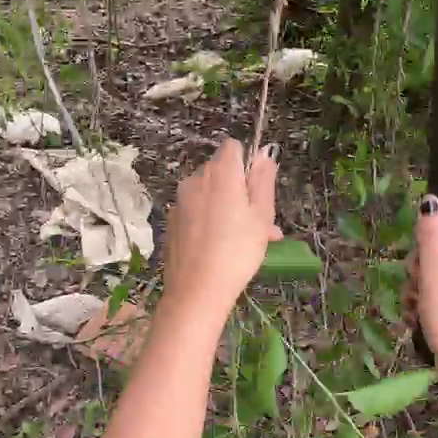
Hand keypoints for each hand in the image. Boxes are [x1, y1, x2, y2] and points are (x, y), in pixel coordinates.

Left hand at [163, 139, 280, 320]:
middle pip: (221, 173)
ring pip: (210, 195)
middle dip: (241, 190)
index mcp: (220, 172)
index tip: (257, 190)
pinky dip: (211, 222)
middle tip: (262, 223)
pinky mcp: (172, 221)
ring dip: (229, 209)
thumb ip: (263, 180)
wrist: (197, 290)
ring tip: (248, 241)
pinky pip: (197, 212)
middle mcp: (195, 179)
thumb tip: (264, 153)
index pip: (233, 147)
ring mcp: (180, 201)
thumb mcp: (261, 215)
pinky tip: (222, 248)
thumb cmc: (237, 250)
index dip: (248, 164)